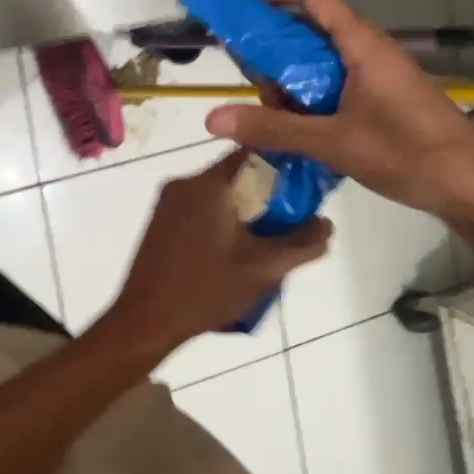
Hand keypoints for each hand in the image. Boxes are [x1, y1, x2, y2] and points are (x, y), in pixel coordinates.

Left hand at [102, 149, 332, 354]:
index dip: (282, 163)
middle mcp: (183, 184)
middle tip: (292, 220)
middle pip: (234, 176)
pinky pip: (199, 208)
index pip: (250, 154)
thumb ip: (300, 244)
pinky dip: (221, 220)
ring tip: (267, 241)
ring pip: (217, 194)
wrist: (146, 320)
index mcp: (206, 185)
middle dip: (265, 195)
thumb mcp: (262, 269)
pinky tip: (236, 251)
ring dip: (243, 211)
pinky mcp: (160, 221)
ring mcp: (167, 202)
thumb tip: (327, 224)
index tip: (306, 181)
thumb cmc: (206, 290)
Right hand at [202, 0, 473, 227]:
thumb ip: (273, 129)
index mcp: (360, 44)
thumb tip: (212, 119)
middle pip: (307, 22)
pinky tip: (294, 125)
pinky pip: (330, 78)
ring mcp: (374, 72)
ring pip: (316, 54)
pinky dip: (304, 91)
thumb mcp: (335, 143)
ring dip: (286, 72)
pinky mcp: (378, 95)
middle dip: (269, 39)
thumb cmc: (411, 155)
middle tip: (244, 69)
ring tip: (270, 108)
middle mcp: (366, 48)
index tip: (235, 6)